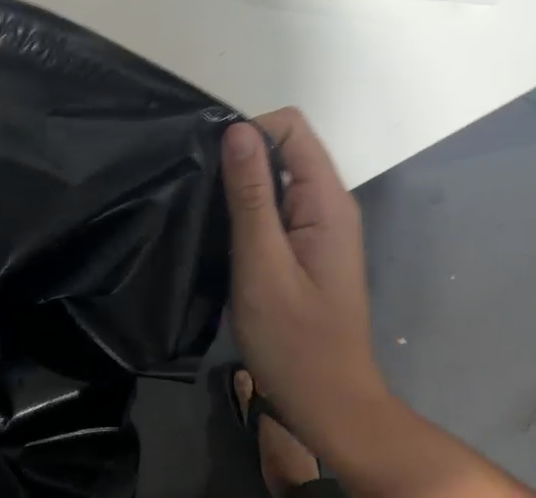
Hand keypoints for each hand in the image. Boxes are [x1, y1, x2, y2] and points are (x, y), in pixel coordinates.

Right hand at [222, 109, 391, 468]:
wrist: (329, 407)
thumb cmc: (295, 341)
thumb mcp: (262, 264)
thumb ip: (251, 195)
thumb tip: (238, 130)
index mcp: (327, 201)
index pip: (292, 127)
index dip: (251, 133)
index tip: (216, 168)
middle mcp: (329, 203)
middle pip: (285, 147)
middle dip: (243, 159)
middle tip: (206, 196)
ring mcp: (320, 226)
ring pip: (278, 176)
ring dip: (243, 187)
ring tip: (211, 216)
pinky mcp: (307, 246)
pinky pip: (277, 205)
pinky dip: (250, 210)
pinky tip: (227, 236)